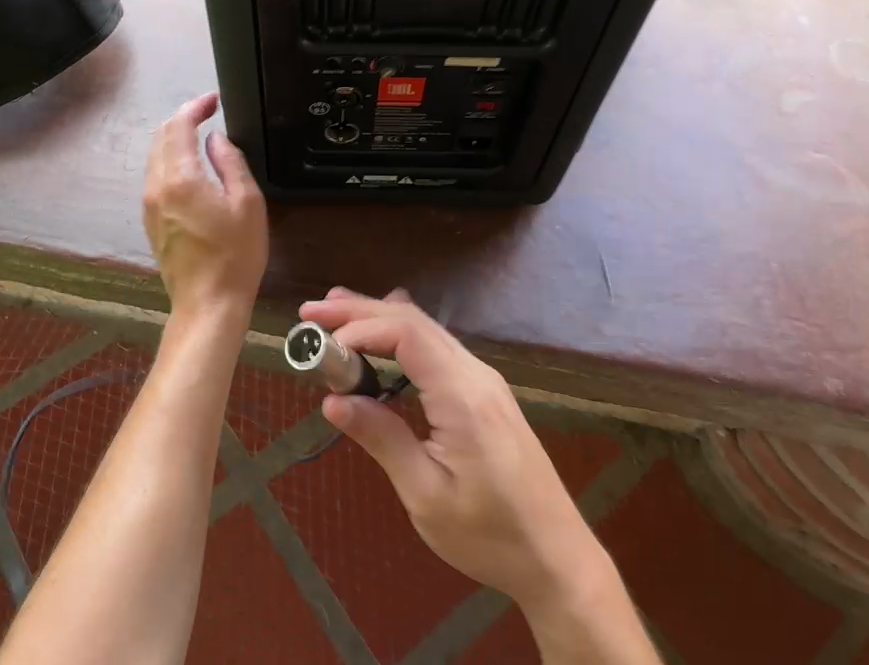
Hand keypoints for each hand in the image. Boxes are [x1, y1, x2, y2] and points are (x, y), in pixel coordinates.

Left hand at [143, 93, 267, 328]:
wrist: (208, 302)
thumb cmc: (236, 254)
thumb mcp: (247, 202)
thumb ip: (230, 162)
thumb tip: (216, 139)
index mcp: (181, 178)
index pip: (179, 127)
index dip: (195, 107)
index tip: (214, 100)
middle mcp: (157, 186)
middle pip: (161, 138)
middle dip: (182, 119)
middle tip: (207, 112)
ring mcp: (149, 205)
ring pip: (154, 157)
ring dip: (173, 139)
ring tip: (199, 134)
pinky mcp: (150, 220)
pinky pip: (154, 176)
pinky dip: (169, 160)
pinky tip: (188, 165)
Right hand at [298, 289, 615, 610]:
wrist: (557, 557)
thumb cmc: (490, 534)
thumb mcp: (426, 495)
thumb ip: (382, 439)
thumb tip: (333, 400)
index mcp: (463, 396)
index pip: (407, 335)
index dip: (361, 327)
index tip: (322, 342)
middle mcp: (477, 375)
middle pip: (415, 322)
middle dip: (361, 311)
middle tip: (311, 312)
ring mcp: (486, 383)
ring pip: (428, 332)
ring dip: (381, 318)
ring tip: (336, 312)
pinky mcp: (487, 396)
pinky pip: (439, 349)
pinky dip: (402, 337)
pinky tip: (384, 337)